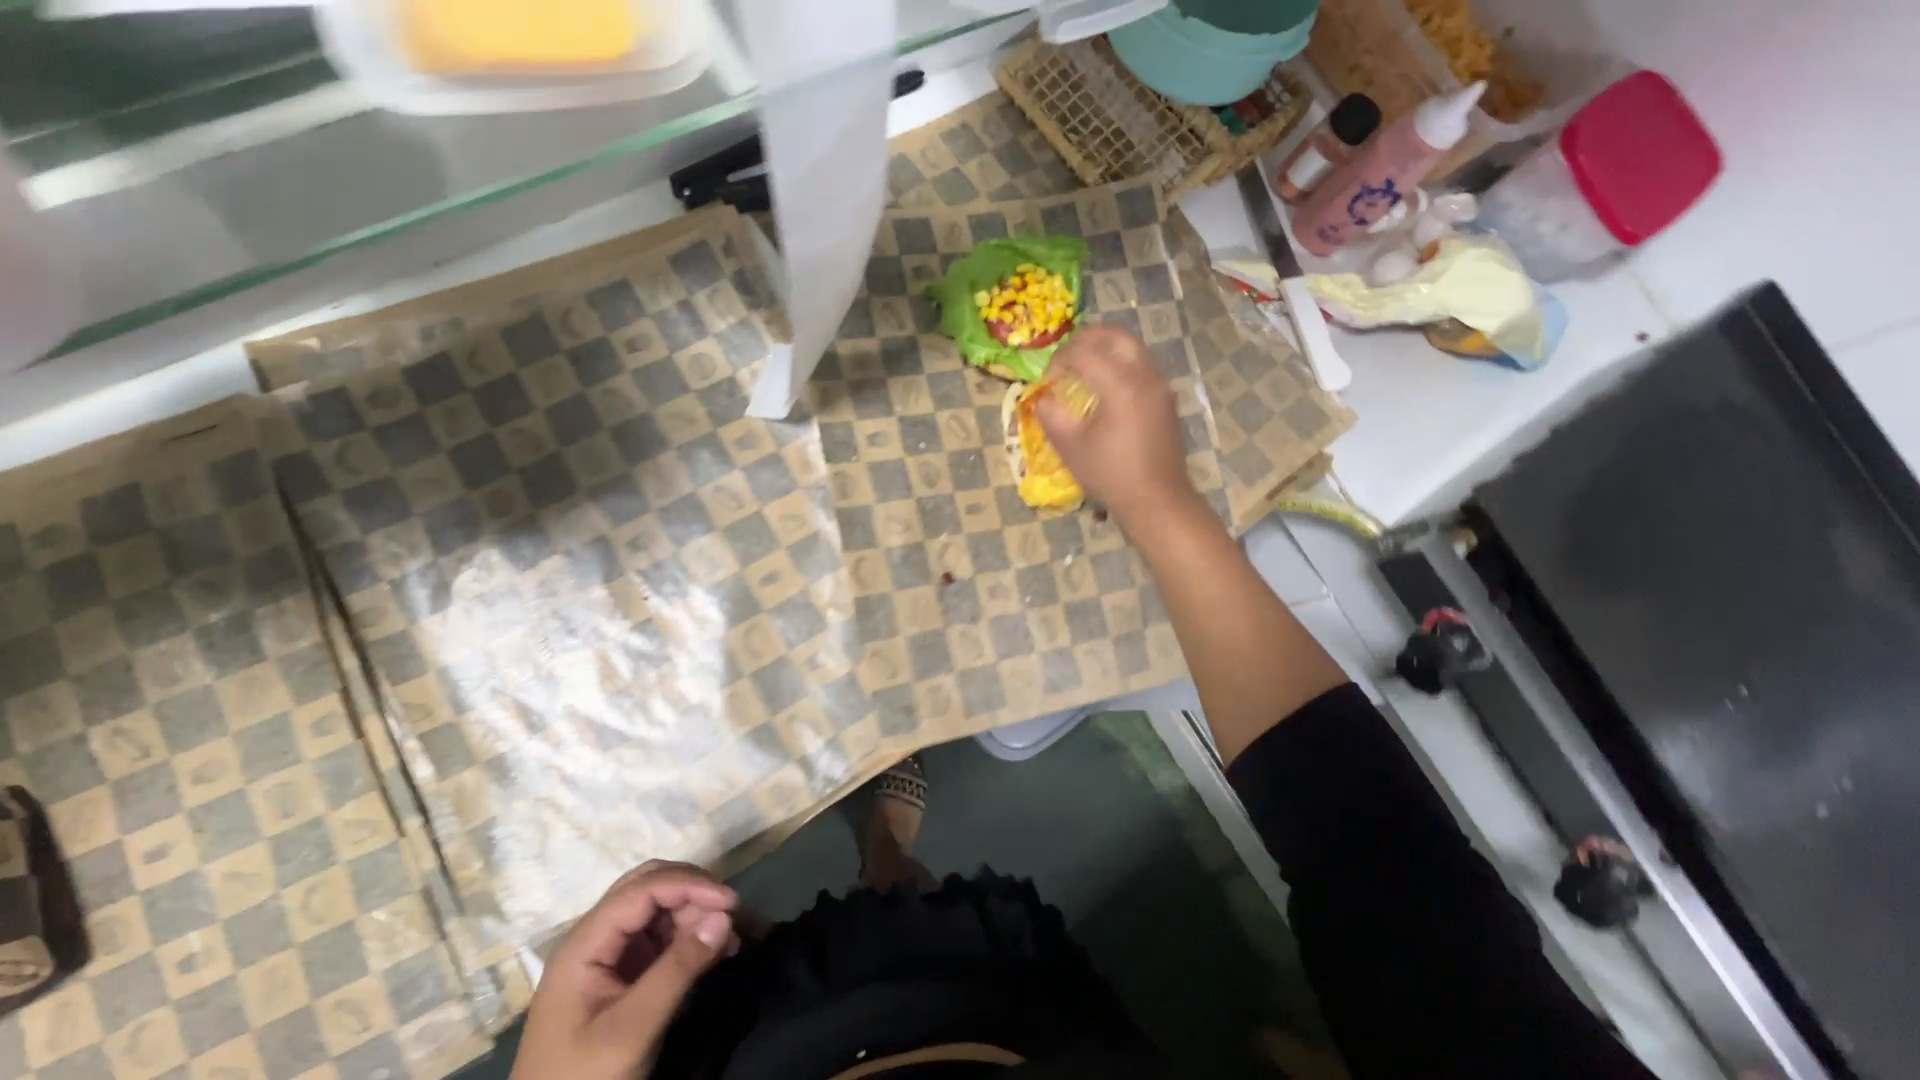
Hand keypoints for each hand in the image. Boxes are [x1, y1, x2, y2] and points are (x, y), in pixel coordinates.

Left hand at [511, 861, 738, 1079]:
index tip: (732, 903)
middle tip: (730, 915)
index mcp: (585, 943)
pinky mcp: (620, 975)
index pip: (641, 890)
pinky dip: (687, 937)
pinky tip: (713, 952)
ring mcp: (606, 956)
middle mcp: (594, 939)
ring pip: (655, 909)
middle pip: (646, 887)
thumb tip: (724, 917)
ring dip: (693, 913)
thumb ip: (677, 970)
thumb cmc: (583, 1079)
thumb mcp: (633, 1029)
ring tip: (728, 939)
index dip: (689, 886)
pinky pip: (658, 938)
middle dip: (691, 892)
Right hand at [1037, 325, 1201, 529]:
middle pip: (1117, 336)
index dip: (1061, 358)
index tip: (1048, 377)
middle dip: (1088, 338)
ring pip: (1133, 349)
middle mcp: (1145, 376)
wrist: (1157, 499)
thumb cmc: (1110, 474)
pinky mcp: (1167, 400)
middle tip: (1068, 354)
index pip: (1085, 352)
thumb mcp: (1070, 446)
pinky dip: (1121, 365)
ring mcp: (1161, 386)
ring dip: (1107, 349)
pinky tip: (1107, 388)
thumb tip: (1043, 398)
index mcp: (1120, 384)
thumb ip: (1051, 414)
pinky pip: (1143, 367)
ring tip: (1085, 367)